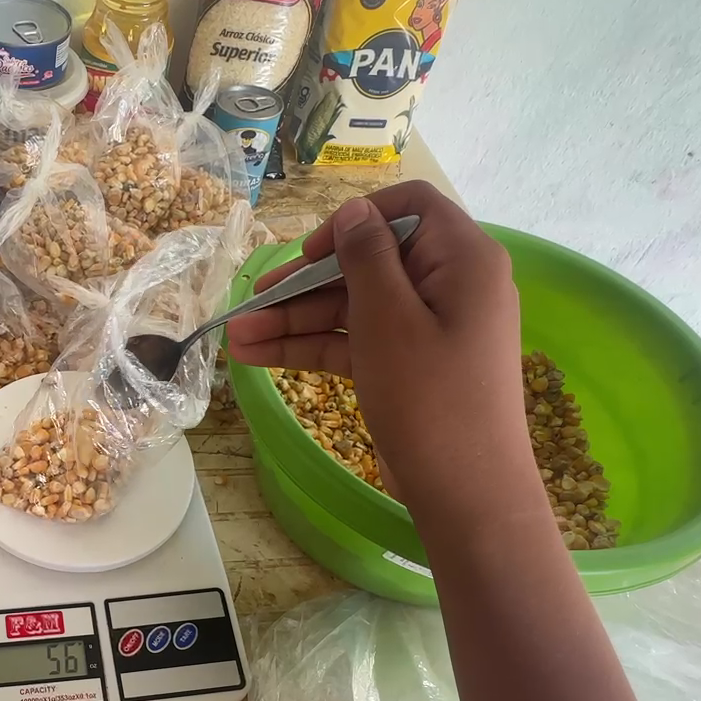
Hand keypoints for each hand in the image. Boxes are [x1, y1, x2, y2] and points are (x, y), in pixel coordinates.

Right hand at [226, 181, 543, 531]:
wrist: (464, 491)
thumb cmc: (430, 397)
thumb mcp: (389, 319)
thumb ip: (366, 257)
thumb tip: (354, 210)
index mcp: (461, 259)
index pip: (408, 209)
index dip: (352, 223)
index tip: (307, 254)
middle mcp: (446, 286)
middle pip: (366, 266)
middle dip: (303, 285)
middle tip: (249, 303)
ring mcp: (425, 330)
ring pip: (352, 309)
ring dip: (294, 322)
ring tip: (236, 340)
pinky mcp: (406, 365)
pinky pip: (354, 343)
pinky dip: (312, 348)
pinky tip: (259, 357)